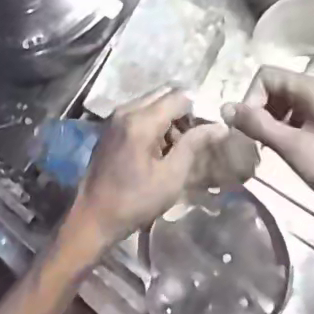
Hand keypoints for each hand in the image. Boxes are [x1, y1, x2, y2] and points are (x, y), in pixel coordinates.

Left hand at [59, 88, 228, 263]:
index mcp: (141, 121)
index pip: (180, 97)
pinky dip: (154, 123)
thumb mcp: (172, 176)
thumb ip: (194, 145)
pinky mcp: (111, 128)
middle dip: (183, 112)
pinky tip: (158, 149)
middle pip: (164, 95)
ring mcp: (115, 118)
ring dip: (168, 118)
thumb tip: (220, 126)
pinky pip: (139, 113)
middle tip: (193, 139)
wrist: (93, 218)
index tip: (207, 132)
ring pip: (152, 103)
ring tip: (177, 148)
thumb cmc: (135, 201)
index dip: (198, 111)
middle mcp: (126, 111)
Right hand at [225, 68, 313, 271]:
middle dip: (261, 110)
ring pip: (292, 103)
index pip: (268, 75)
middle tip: (256, 143)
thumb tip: (226, 107)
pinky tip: (291, 153)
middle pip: (280, 87)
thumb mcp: (294, 148)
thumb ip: (258, 125)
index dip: (251, 99)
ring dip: (274, 122)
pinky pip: (306, 116)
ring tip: (271, 151)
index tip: (248, 130)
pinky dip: (291, 129)